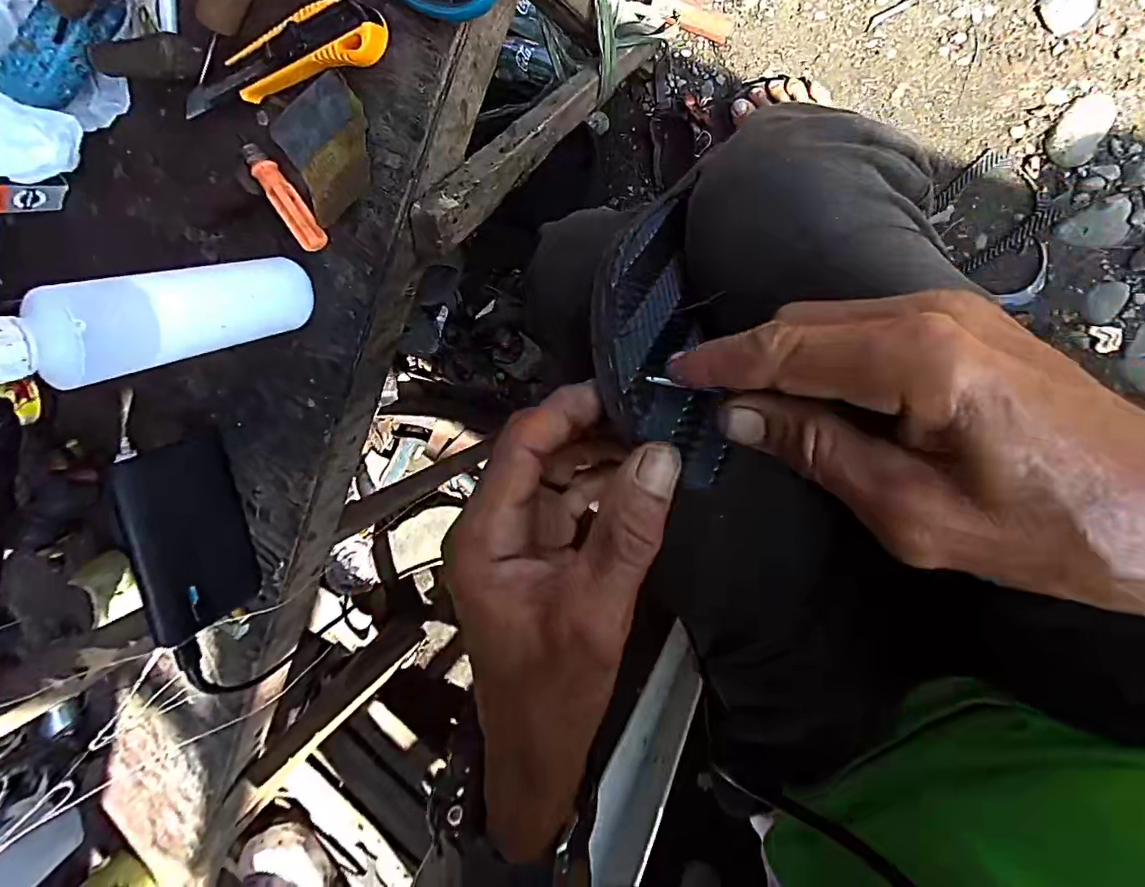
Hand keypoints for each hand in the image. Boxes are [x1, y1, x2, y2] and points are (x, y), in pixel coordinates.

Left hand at [443, 383, 679, 862]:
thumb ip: (629, 531)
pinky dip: (603, 485)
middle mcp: (493, 526)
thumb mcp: (597, 609)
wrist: (539, 751)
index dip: (564, 411)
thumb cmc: (550, 694)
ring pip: (557, 472)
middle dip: (589, 429)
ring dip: (600, 454)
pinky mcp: (540, 550)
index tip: (612, 393)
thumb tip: (659, 458)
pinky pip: (571, 500)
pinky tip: (637, 479)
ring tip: (649, 439)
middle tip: (644, 414)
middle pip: (538, 452)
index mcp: (485, 534)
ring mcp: (517, 537)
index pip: (518, 445)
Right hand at [667, 291, 1144, 623]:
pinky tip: (808, 385)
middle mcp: (928, 311)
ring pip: (831, 318)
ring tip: (746, 397)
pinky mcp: (965, 321)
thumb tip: (740, 416)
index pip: (788, 348)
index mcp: (917, 357)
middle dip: (748, 356)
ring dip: (783, 353)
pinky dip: (822, 351)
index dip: (724, 361)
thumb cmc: (1050, 532)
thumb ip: (820, 451)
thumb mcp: (916, 515)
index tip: (675, 372)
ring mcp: (952, 307)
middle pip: (804, 321)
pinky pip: (864, 324)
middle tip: (706, 396)